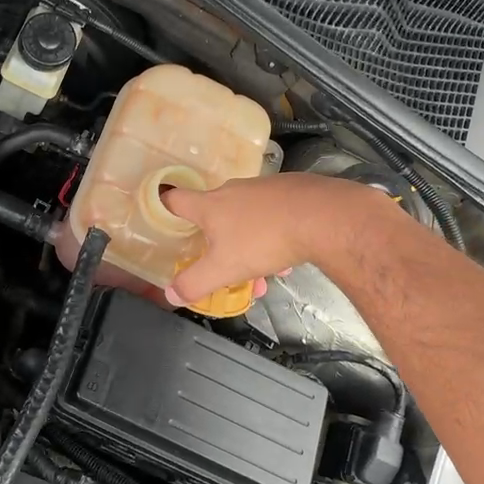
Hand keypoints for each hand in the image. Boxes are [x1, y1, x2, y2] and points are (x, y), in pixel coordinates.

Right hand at [159, 173, 397, 306]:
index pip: (174, 200)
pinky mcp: (290, 191)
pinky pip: (272, 216)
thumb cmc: (264, 239)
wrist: (324, 217)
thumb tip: (171, 294)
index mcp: (209, 205)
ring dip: (247, 245)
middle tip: (221, 266)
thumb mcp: (224, 269)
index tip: (160, 219)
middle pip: (213, 213)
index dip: (163, 209)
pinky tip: (287, 260)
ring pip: (245, 218)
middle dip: (214, 242)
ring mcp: (262, 188)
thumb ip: (195, 283)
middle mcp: (232, 190)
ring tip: (263, 274)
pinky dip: (273, 237)